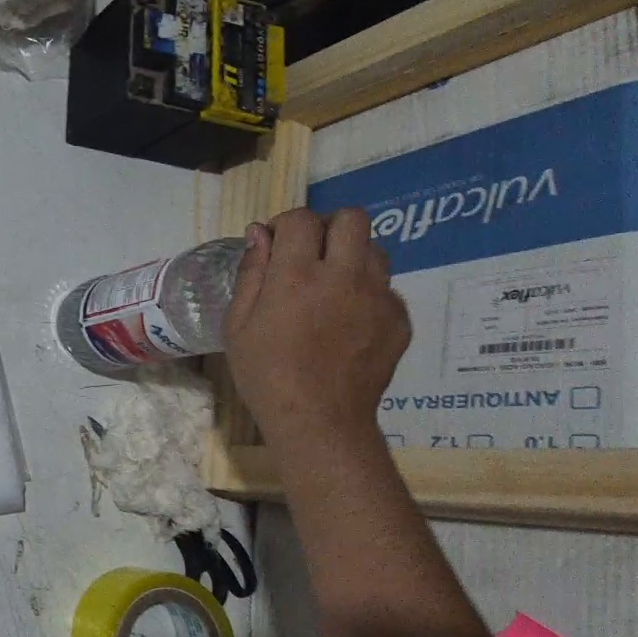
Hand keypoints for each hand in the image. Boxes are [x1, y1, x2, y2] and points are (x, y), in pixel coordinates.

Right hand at [225, 208, 409, 449]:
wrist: (318, 418)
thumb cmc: (264, 372)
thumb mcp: (238, 323)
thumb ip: (251, 274)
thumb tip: (259, 234)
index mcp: (297, 275)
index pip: (301, 220)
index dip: (284, 224)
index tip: (273, 244)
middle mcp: (345, 276)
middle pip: (351, 219)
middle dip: (327, 227)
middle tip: (308, 252)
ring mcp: (379, 296)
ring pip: (374, 249)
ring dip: (350, 254)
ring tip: (329, 284)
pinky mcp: (399, 318)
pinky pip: (385, 286)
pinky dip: (364, 290)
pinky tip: (344, 319)